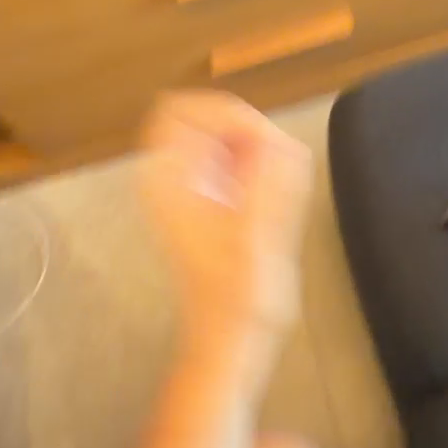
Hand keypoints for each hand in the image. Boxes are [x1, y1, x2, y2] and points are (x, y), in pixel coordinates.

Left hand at [141, 92, 312, 364]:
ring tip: (277, 188)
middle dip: (247, 130)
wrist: (231, 338)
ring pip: (225, 134)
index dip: (226, 114)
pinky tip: (274, 198)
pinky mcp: (212, 196)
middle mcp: (171, 177)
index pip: (180, 110)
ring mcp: (191, 185)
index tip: (262, 143)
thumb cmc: (238, 299)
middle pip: (205, 116)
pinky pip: (237, 157)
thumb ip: (269, 187)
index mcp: (166, 182)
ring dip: (258, 149)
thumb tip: (281, 143)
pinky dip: (261, 164)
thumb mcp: (257, 242)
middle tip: (275, 163)